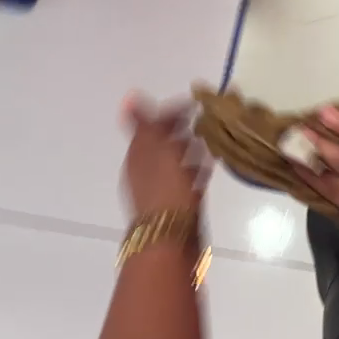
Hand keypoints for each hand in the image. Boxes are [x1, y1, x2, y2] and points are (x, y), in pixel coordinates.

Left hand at [121, 93, 205, 219]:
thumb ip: (145, 124)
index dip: (171, 112)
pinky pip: (185, 178)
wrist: (170, 242)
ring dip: (189, 148)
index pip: (152, 125)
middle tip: (204, 119)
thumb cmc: (166, 191)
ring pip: (174, 160)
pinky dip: (196, 167)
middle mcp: (145, 170)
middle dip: (181, 129)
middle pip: (162, 143)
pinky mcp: (175, 204)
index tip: (195, 104)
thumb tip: (128, 96)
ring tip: (210, 140)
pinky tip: (209, 167)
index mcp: (138, 155)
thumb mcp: (156, 151)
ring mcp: (160, 188)